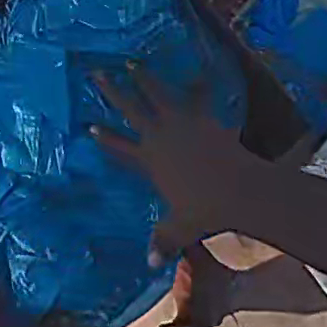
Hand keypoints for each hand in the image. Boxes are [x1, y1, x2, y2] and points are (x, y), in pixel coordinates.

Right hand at [93, 66, 259, 265]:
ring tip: (132, 63)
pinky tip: (196, 69)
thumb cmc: (204, 211)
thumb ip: (163, 241)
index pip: (119, 148)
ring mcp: (180, 121)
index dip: (104, 137)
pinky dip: (198, 81)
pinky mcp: (202, 115)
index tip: (90, 124)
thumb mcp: (180, 229)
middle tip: (97, 73)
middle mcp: (159, 135)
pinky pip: (199, 93)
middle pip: (130, 108)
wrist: (236, 188)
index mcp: (149, 161)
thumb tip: (148, 263)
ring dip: (144, 77)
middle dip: (112, 90)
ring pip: (157, 92)